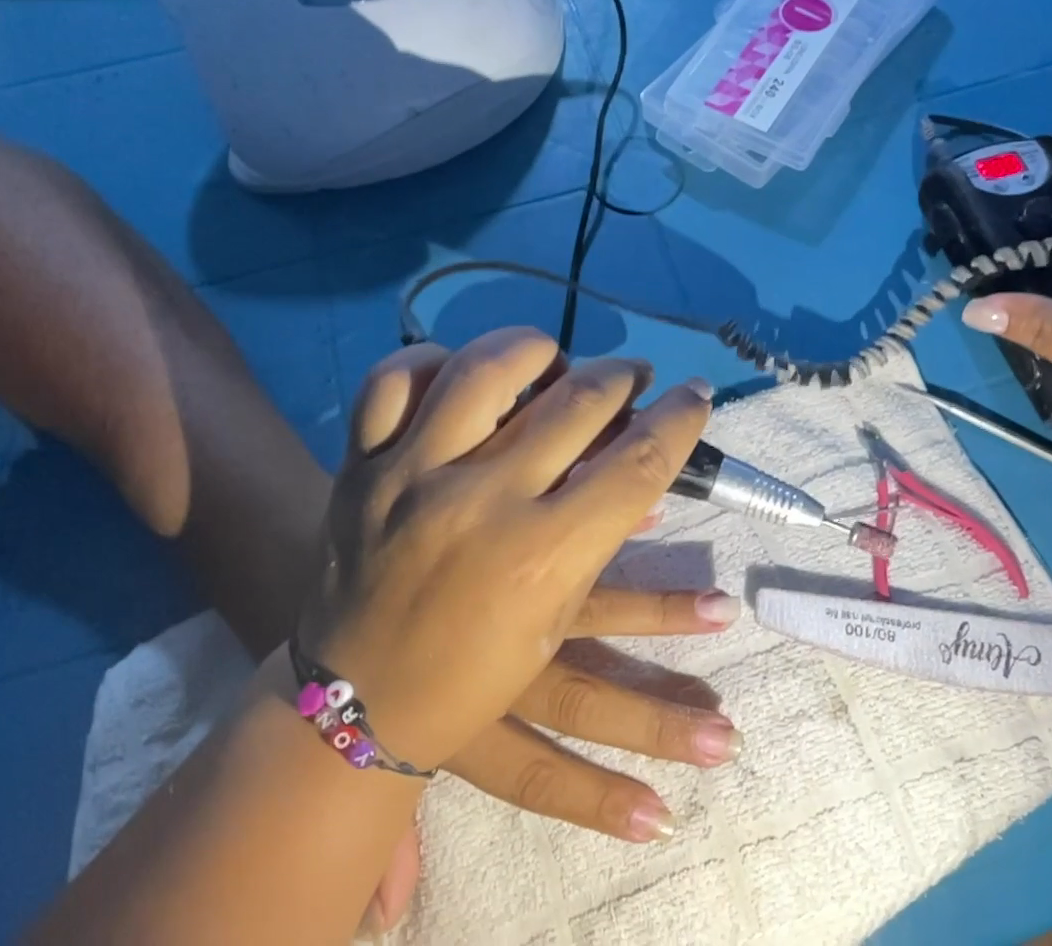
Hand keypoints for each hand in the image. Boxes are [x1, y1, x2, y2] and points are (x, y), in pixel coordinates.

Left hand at [300, 327, 715, 775]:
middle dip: (624, 378)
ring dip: (539, 349)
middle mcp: (482, 500)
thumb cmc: (475, 677)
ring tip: (556, 359)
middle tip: (635, 379)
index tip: (697, 395)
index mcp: (543, 555)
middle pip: (580, 401)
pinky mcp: (362, 465)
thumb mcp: (556, 615)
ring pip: (487, 367)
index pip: (638, 461)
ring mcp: (414, 474)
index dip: (682, 418)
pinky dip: (434, 362)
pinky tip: (461, 374)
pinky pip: (394, 380)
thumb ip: (597, 530)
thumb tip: (637, 455)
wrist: (355, 702)